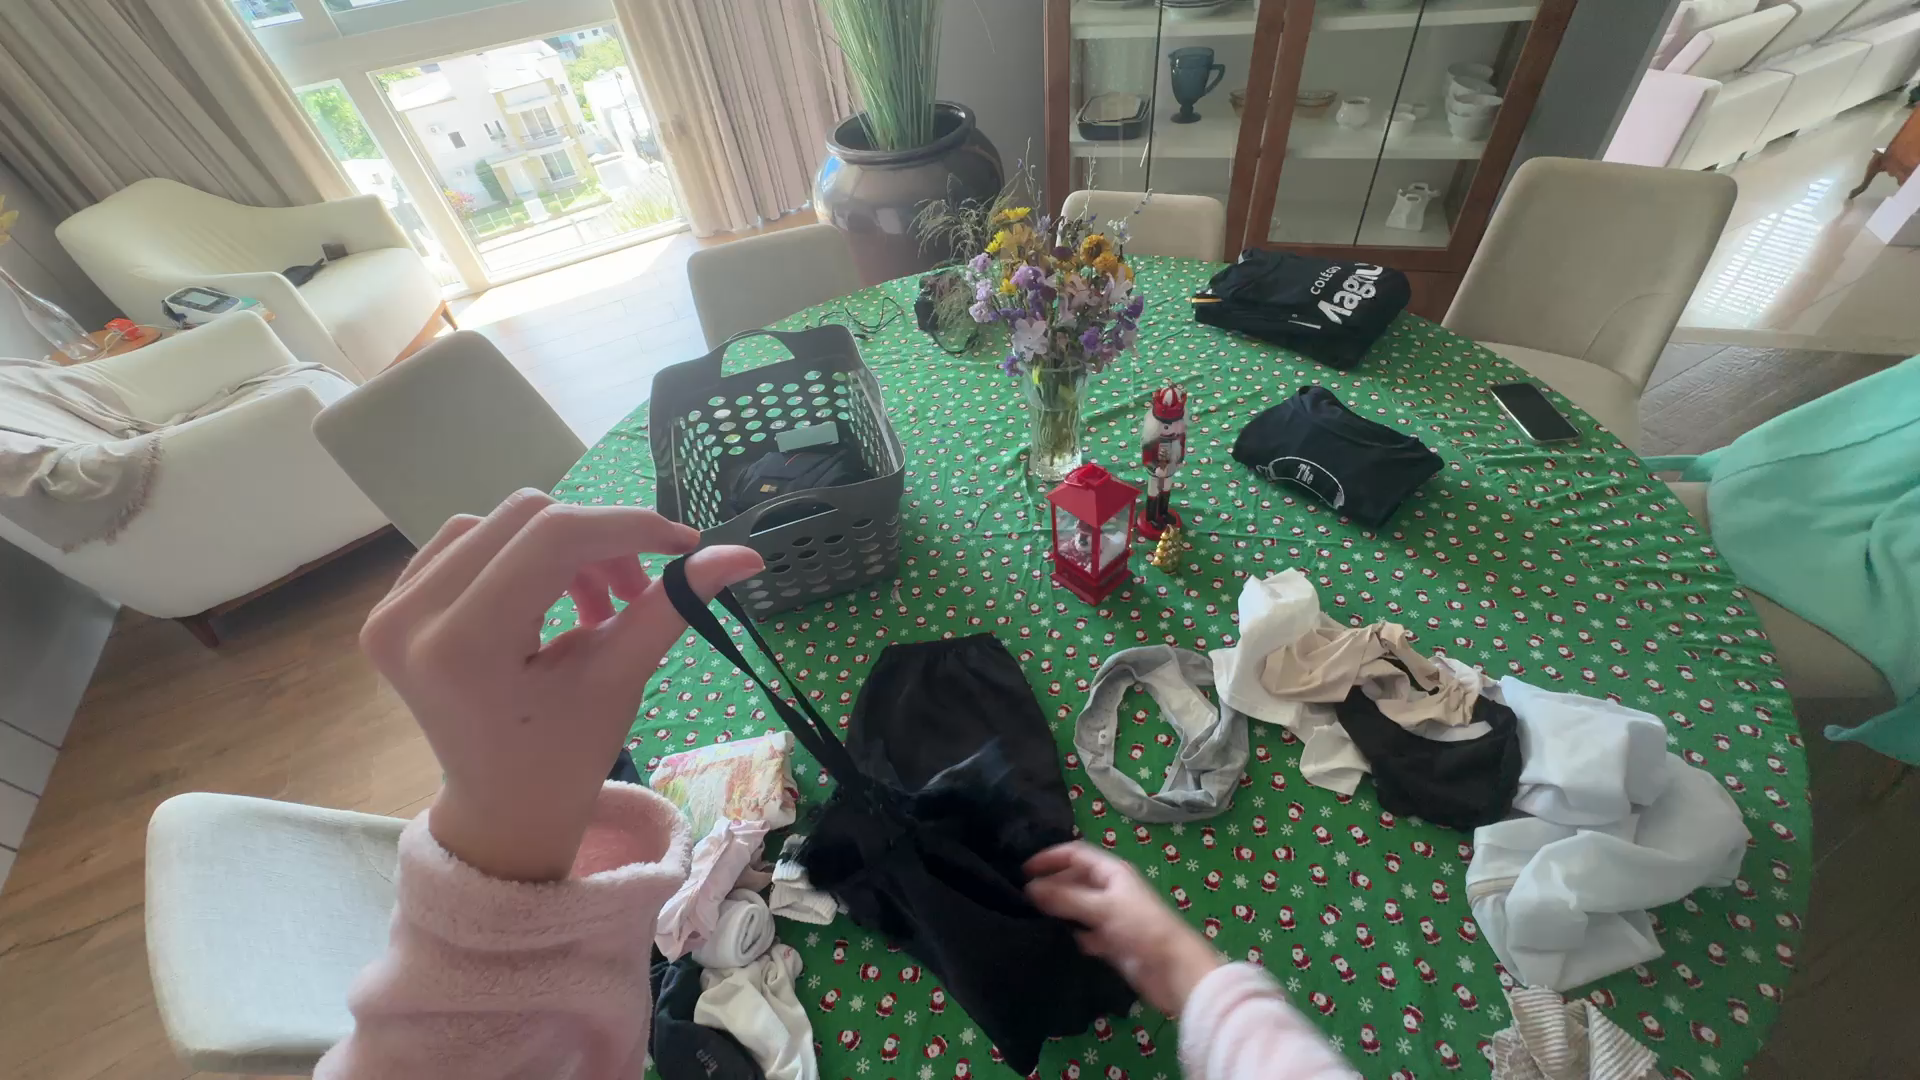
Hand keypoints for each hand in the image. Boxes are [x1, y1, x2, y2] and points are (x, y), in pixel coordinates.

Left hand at [360, 490, 762, 881]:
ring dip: (566, 546)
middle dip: (601, 539)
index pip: (556, 536)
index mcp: (463, 644)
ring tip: (597, 601)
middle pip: (530, 515)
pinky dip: (528, 553)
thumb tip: (745, 555)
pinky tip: (552, 594)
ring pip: (502, 520)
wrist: (502, 806)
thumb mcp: (624, 676)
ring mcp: (387, 606)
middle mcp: (409, 615)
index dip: (631, 526)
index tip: (686, 544)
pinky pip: (471, 538)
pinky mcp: (389, 602)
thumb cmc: (567, 754)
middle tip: (636, 590)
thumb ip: (677, 604)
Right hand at [1025, 842, 1223, 1014]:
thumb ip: (1065, 898)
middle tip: (1021, 895)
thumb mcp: (1102, 908)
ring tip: (1029, 914)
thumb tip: (1029, 887)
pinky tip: (1053, 938)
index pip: (1075, 853)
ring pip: (1077, 906)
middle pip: (1074, 879)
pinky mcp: (1111, 941)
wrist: (1175, 972)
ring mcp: (1110, 915)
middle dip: (1051, 884)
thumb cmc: (1142, 928)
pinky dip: (1071, 933)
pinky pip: (1084, 932)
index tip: (1024, 869)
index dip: (1050, 857)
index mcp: (1111, 871)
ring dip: (1058, 909)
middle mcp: (1109, 889)